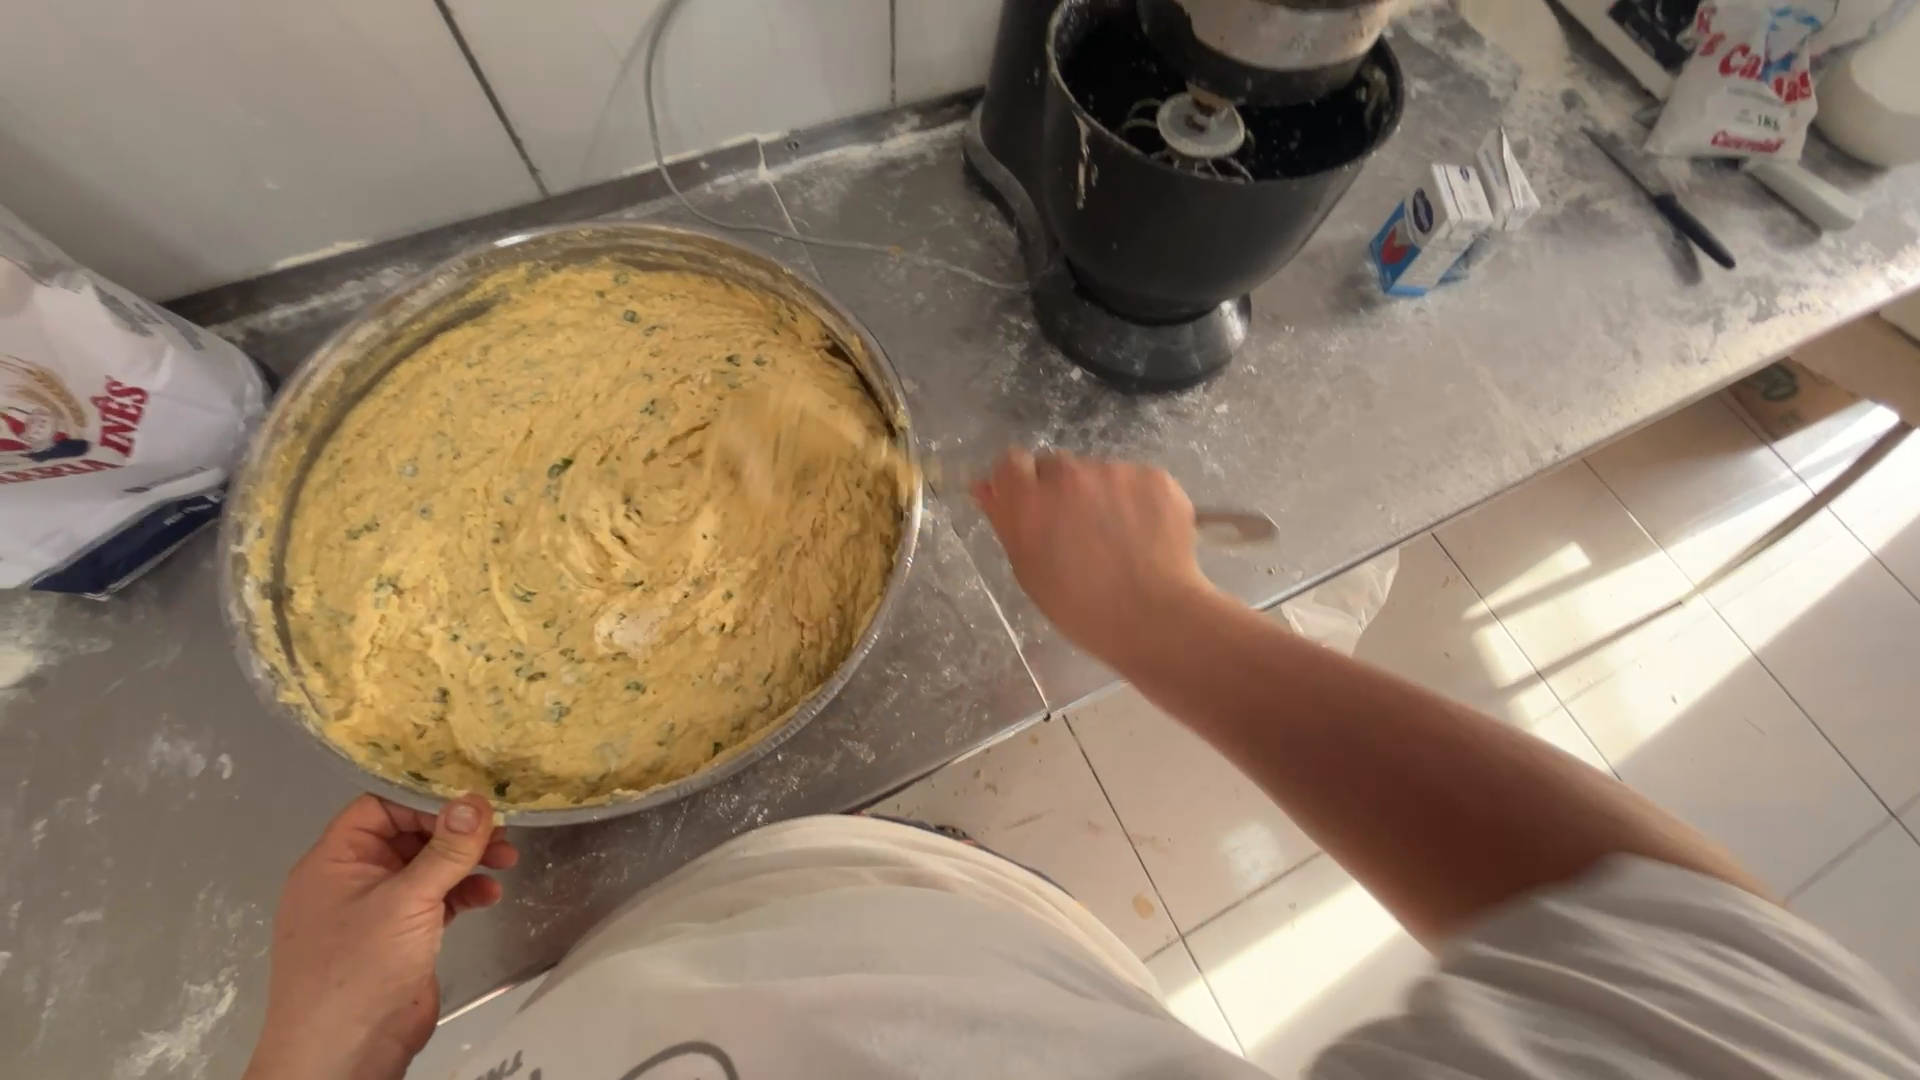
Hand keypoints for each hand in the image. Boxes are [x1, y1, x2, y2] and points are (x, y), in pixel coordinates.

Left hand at [245, 794, 517, 1079]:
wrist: (345, 1055)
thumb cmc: (359, 967)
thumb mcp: (408, 900)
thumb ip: (447, 848)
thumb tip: (477, 798)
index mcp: (336, 862)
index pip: (380, 807)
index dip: (424, 798)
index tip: (473, 799)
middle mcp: (356, 878)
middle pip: (413, 833)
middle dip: (459, 831)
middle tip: (503, 829)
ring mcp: (379, 907)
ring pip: (431, 864)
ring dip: (470, 859)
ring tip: (507, 860)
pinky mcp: (403, 933)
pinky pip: (440, 895)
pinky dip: (466, 891)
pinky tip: (490, 896)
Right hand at [973, 449, 1214, 665]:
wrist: (1153, 618)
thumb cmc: (1079, 607)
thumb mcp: (1028, 569)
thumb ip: (1005, 521)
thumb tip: (984, 487)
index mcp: (1029, 500)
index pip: (1011, 463)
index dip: (1021, 483)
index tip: (1034, 508)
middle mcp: (1068, 475)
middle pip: (1056, 466)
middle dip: (1062, 490)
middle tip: (1079, 530)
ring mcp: (1115, 472)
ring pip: (1099, 473)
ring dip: (1102, 494)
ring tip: (1119, 537)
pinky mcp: (1154, 476)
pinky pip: (1137, 481)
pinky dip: (1138, 500)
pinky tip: (1146, 534)